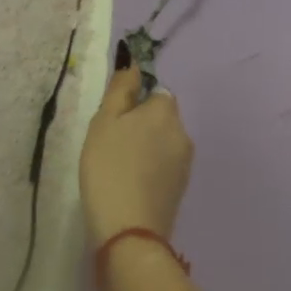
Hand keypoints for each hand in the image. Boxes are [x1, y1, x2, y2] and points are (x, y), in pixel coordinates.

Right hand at [78, 54, 193, 245]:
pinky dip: (149, 168)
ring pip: (162, 142)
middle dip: (140, 123)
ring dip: (145, 146)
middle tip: (110, 140)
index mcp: (165, 111)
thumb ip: (121, 88)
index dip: (134, 101)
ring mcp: (185, 165)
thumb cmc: (109, 166)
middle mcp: (183, 134)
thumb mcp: (105, 120)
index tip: (113, 118)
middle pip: (161, 117)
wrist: (127, 231)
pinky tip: (129, 182)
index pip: (155, 91)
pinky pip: (163, 165)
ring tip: (118, 164)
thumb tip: (132, 60)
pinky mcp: (180, 190)